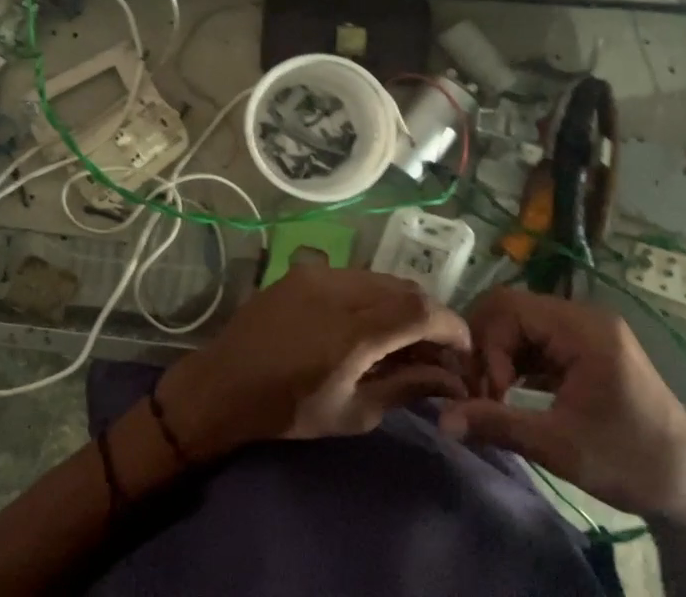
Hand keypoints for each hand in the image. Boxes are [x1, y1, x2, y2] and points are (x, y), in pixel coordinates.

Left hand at [155, 265, 469, 460]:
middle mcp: (337, 290)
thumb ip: (406, 387)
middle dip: (429, 316)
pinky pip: (351, 276)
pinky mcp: (298, 273)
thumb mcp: (354, 411)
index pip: (422, 310)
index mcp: (353, 330)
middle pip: (404, 288)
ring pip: (378, 278)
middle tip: (434, 350)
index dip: (452, 327)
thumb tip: (451, 380)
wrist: (222, 384)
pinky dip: (371, 295)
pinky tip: (367, 323)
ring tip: (401, 338)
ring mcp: (314, 275)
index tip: (462, 352)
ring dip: (400, 303)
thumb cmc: (288, 410)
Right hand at [440, 289, 685, 523]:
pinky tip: (510, 392)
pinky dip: (515, 361)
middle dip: (485, 348)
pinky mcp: (585, 351)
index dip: (485, 346)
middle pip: (508, 310)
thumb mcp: (558, 446)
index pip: (506, 308)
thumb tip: (441, 420)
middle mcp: (584, 318)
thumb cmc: (630, 462)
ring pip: (518, 325)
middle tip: (482, 391)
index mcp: (583, 328)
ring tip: (493, 396)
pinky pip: (534, 340)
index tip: (489, 393)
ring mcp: (586, 333)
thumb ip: (496, 423)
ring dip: (497, 356)